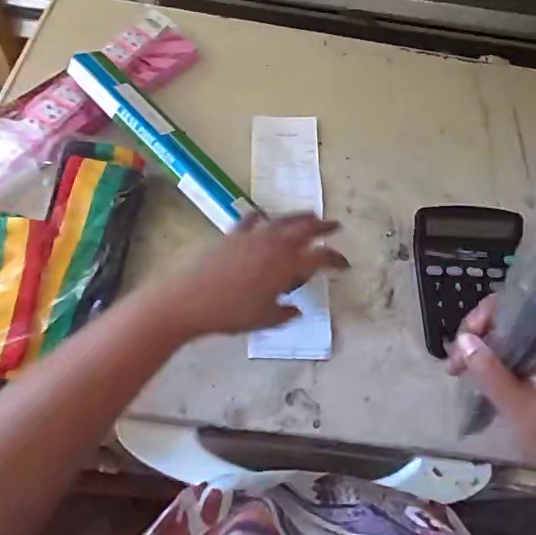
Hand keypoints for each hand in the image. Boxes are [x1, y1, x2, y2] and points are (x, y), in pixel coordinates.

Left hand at [146, 212, 348, 337]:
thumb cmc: (233, 313)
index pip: (321, 257)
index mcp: (288, 265)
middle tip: (335, 225)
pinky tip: (264, 215)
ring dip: (299, 217)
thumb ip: (286, 313)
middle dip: (323, 227)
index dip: (336, 260)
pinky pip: (252, 220)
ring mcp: (254, 236)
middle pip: (306, 229)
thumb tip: (297, 309)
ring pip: (283, 220)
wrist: (192, 300)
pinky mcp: (234, 234)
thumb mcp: (266, 319)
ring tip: (310, 215)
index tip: (344, 264)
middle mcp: (275, 245)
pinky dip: (261, 216)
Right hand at [446, 295, 535, 497]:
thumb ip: (490, 372)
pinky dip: (488, 365)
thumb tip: (462, 339)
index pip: (509, 312)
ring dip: (477, 353)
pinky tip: (472, 379)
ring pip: (502, 342)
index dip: (480, 320)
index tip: (461, 346)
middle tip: (454, 367)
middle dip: (473, 340)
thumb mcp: (517, 408)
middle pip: (502, 325)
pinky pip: (507, 359)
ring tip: (457, 373)